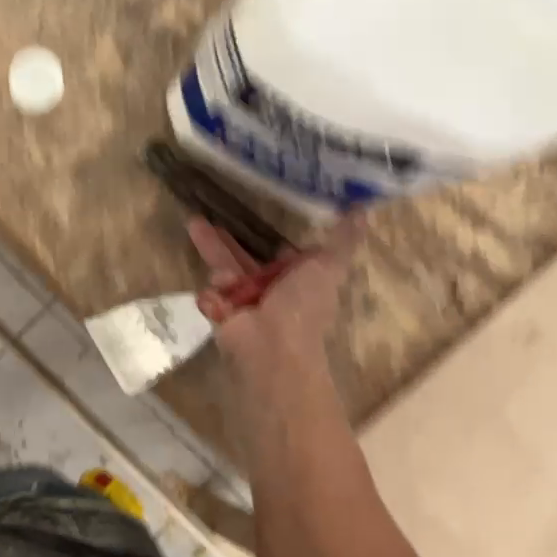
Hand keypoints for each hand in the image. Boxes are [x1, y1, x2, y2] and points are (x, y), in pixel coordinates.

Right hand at [188, 214, 361, 387]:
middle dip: (222, 239)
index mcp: (296, 278)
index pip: (279, 252)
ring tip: (194, 224)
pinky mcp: (220, 314)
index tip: (250, 211)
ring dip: (212, 250)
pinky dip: (213, 294)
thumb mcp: (328, 266)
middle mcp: (269, 289)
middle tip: (201, 216)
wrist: (272, 348)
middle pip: (241, 257)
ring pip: (222, 270)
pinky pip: (210, 296)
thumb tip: (362, 208)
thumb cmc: (303, 306)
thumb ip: (343, 239)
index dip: (266, 236)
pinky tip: (220, 298)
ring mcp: (242, 302)